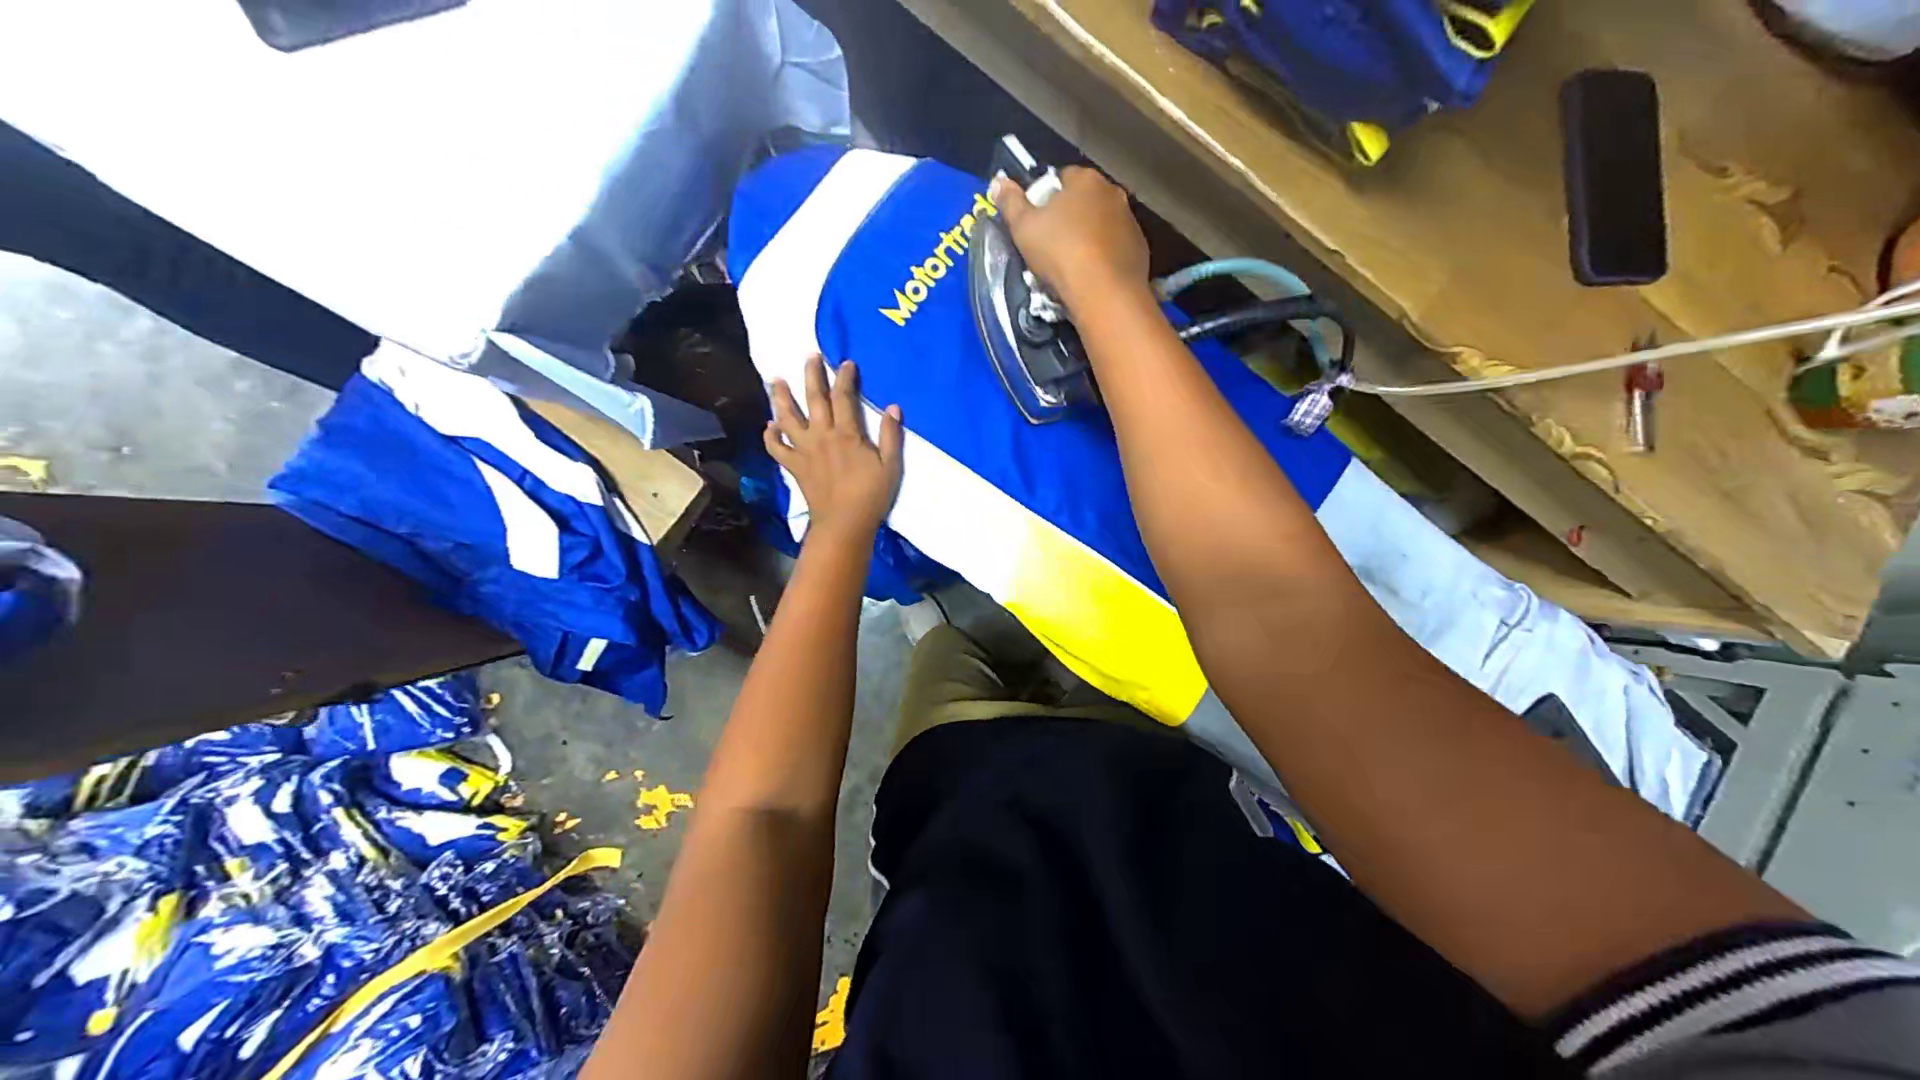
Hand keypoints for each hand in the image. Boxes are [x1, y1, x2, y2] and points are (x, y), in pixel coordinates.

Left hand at [766, 356, 903, 539]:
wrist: (844, 524)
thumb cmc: (871, 495)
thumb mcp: (891, 466)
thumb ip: (891, 435)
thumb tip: (893, 407)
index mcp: (847, 433)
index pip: (844, 397)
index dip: (845, 377)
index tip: (846, 363)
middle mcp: (822, 435)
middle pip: (814, 399)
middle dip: (811, 375)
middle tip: (809, 356)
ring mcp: (805, 450)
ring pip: (788, 418)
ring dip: (781, 398)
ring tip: (776, 381)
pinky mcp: (795, 467)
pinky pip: (778, 449)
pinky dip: (771, 437)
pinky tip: (769, 427)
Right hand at [991, 166, 1150, 310]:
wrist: (1104, 292)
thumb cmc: (1059, 253)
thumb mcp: (1023, 228)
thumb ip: (1010, 202)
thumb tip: (998, 181)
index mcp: (1085, 180)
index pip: (1062, 177)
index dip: (1045, 197)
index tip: (1036, 221)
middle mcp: (1113, 193)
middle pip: (1084, 200)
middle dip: (1069, 217)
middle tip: (1051, 245)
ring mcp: (1130, 221)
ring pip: (1102, 224)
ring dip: (1088, 237)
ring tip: (1072, 265)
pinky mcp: (1140, 249)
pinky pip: (1116, 248)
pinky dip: (1104, 257)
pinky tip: (1092, 276)